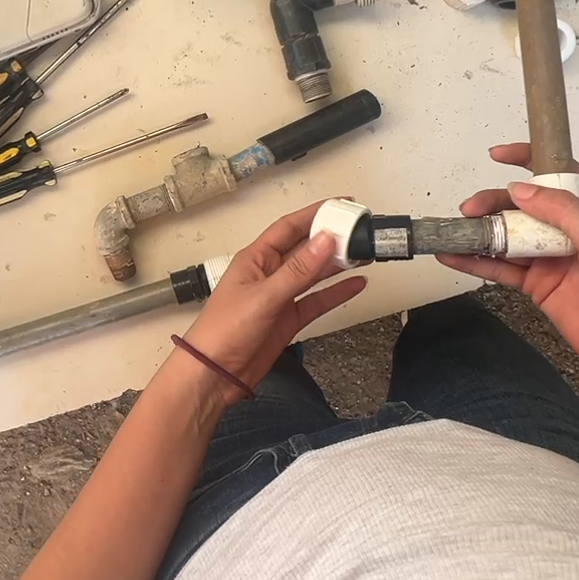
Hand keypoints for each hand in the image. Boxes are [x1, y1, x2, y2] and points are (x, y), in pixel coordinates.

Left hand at [180, 201, 368, 393]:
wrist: (215, 374)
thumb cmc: (223, 331)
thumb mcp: (264, 297)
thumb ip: (297, 271)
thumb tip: (324, 241)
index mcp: (255, 259)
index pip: (288, 227)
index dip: (314, 214)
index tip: (340, 206)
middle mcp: (268, 274)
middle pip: (304, 249)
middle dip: (331, 238)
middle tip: (359, 231)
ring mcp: (279, 297)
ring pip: (313, 274)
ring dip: (337, 264)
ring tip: (363, 253)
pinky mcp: (288, 319)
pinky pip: (317, 300)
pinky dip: (336, 293)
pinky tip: (355, 285)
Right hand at [437, 143, 578, 369]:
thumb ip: (562, 212)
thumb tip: (519, 189)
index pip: (558, 174)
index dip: (530, 159)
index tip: (498, 155)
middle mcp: (566, 232)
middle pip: (522, 206)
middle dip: (493, 203)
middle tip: (469, 210)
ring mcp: (549, 259)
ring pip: (506, 237)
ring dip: (481, 232)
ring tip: (455, 232)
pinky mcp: (536, 286)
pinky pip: (499, 269)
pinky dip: (475, 263)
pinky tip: (453, 258)